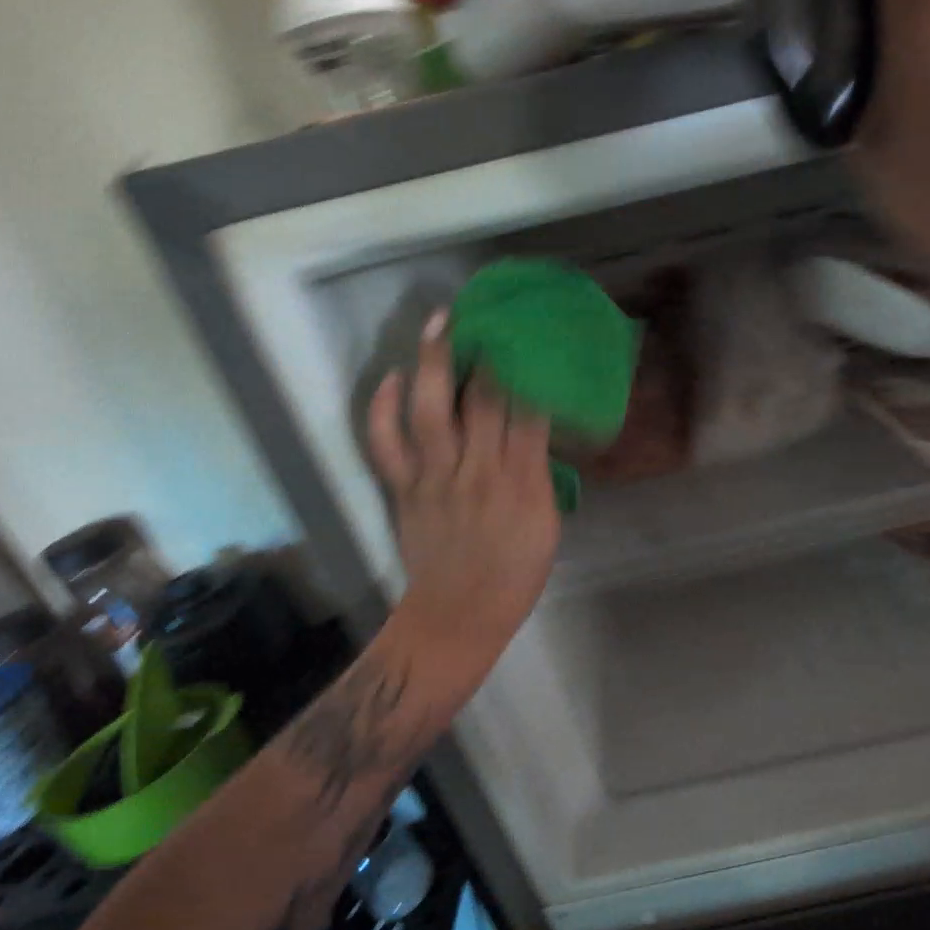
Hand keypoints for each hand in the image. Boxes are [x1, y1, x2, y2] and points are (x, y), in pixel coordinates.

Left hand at [367, 311, 558, 658]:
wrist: (461, 613)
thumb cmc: (516, 572)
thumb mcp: (547, 522)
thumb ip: (538, 473)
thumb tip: (532, 430)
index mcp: (522, 480)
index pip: (527, 411)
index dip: (528, 370)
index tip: (530, 338)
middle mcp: (479, 469)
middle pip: (481, 399)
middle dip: (485, 352)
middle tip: (486, 316)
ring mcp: (436, 476)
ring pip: (431, 409)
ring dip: (433, 363)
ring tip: (437, 324)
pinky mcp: (405, 488)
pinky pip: (387, 443)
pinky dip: (382, 409)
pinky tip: (390, 378)